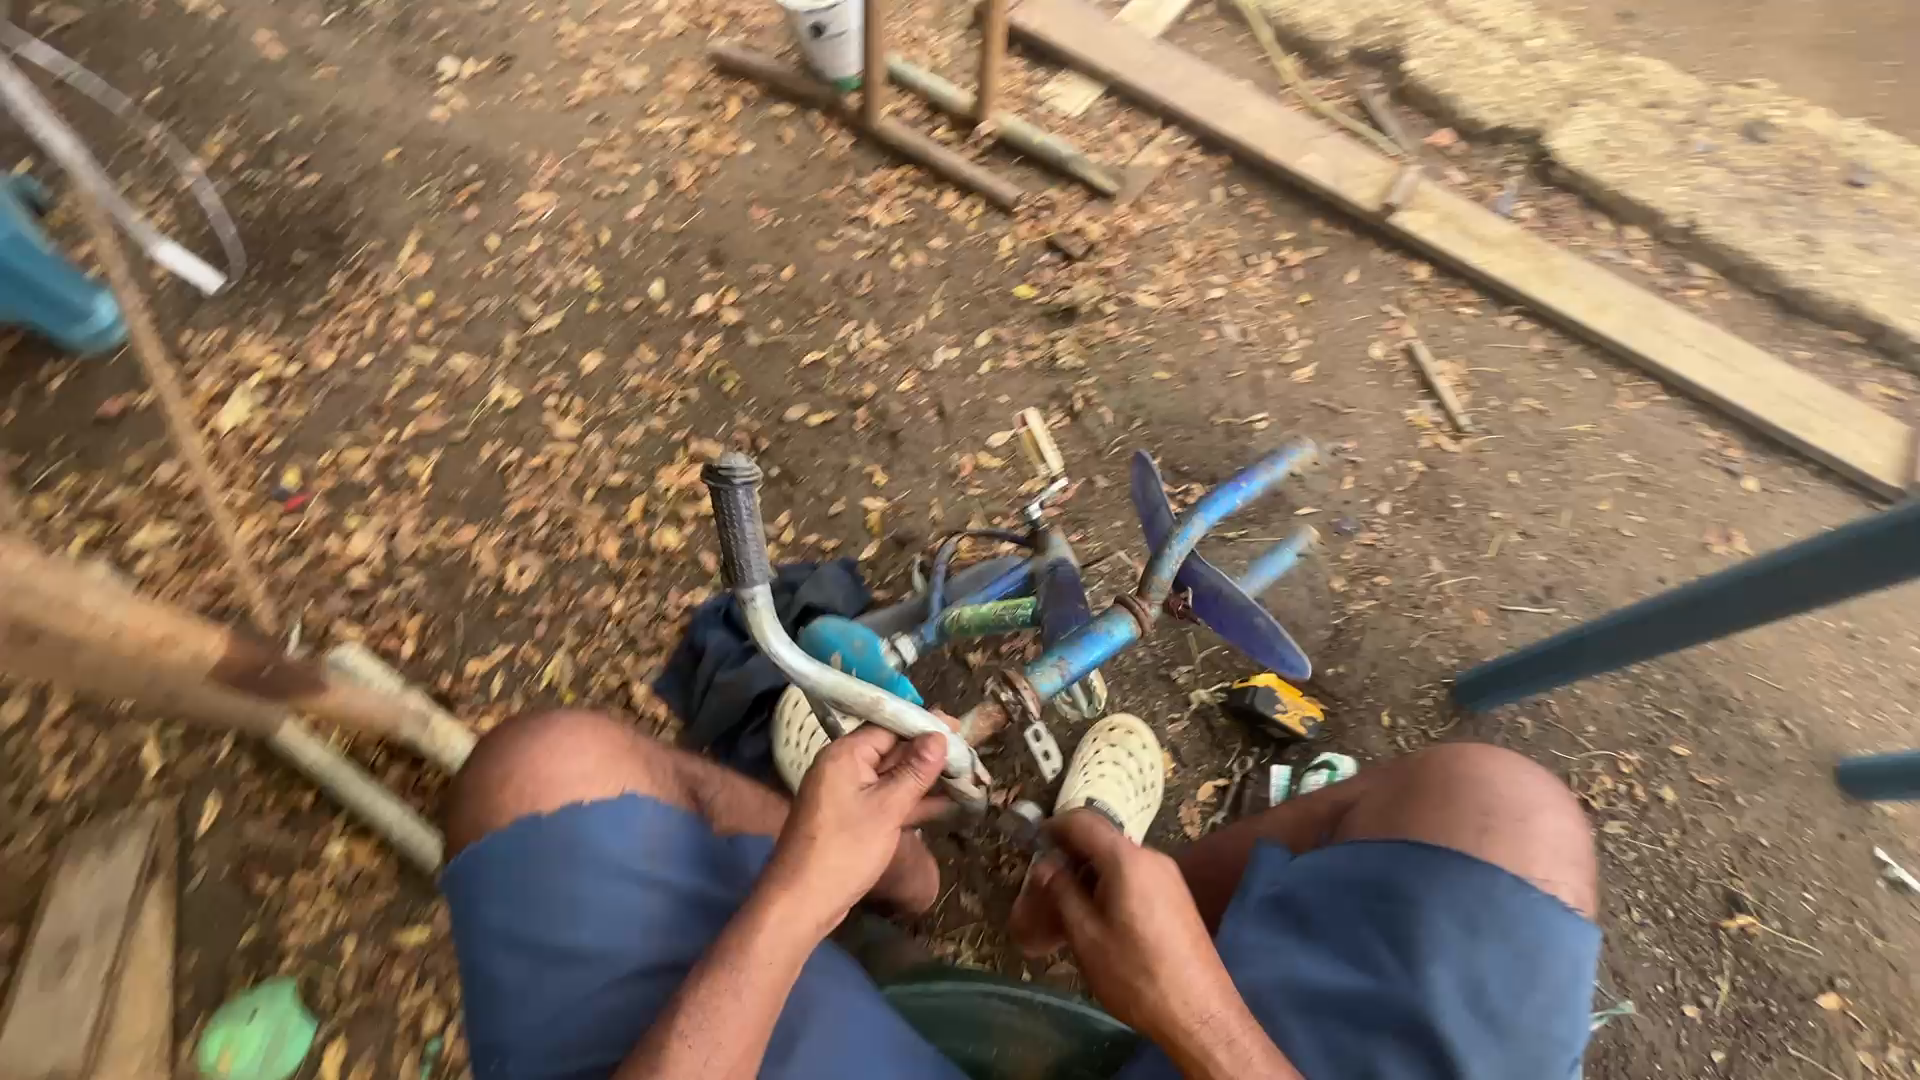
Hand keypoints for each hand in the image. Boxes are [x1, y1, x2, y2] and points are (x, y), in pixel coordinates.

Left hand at [761, 726, 948, 933]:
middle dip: (928, 751)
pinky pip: (886, 797)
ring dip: (924, 777)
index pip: (889, 726)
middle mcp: (844, 765)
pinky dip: (912, 799)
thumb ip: (915, 771)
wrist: (802, 902)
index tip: (956, 726)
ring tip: (963, 773)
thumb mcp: (887, 809)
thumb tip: (939, 736)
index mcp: (846, 754)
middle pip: (892, 748)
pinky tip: (945, 802)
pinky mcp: (853, 815)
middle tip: (966, 750)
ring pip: (892, 775)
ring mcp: (847, 792)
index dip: (923, 724)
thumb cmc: (845, 850)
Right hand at [1009, 810, 1240, 1041]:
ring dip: (1090, 874)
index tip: (1032, 843)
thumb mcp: (1087, 937)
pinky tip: (1100, 919)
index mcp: (1126, 859)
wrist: (1202, 1016)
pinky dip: (1111, 885)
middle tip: (1046, 886)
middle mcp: (1151, 857)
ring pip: (1118, 860)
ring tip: (1069, 908)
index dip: (1054, 827)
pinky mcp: (1176, 896)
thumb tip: (1045, 865)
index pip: (1083, 821)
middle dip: (1071, 856)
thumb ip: (1062, 892)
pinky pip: (1135, 876)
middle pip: (1101, 840)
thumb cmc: (1137, 976)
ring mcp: (1168, 875)